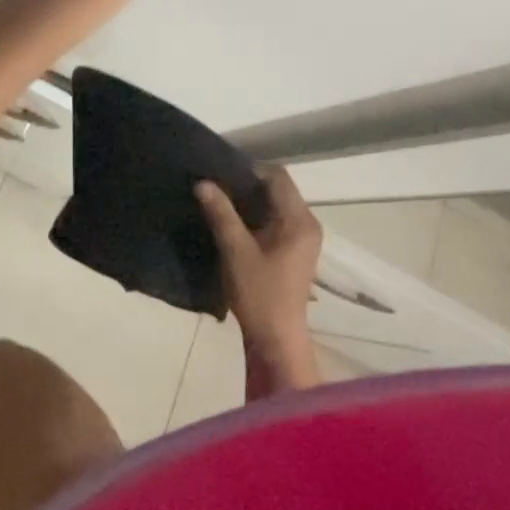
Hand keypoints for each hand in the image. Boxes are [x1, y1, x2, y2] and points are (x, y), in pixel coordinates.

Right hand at [196, 168, 324, 389]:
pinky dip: (254, 216)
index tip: (219, 171)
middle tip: (214, 183)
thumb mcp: (236, 251)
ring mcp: (302, 239)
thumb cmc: (260, 293)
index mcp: (299, 221)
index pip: (278, 177)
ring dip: (248, 201)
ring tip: (217, 200)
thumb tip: (203, 182)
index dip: (249, 169)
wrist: (276, 339)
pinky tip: (230, 221)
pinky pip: (274, 220)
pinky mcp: (293, 251)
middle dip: (246, 184)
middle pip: (278, 189)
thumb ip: (221, 213)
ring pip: (275, 205)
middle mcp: (307, 224)